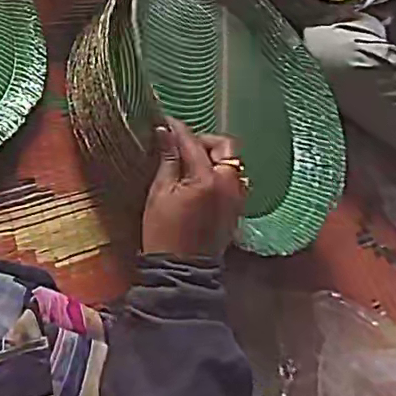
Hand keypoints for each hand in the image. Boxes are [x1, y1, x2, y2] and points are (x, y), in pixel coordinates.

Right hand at [141, 118, 246, 258]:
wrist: (182, 273)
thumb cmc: (164, 233)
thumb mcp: (159, 193)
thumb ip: (168, 159)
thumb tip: (165, 132)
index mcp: (207, 179)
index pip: (193, 142)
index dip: (178, 129)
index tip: (165, 122)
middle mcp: (229, 185)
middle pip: (224, 147)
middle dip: (203, 141)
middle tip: (181, 145)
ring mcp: (236, 198)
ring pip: (231, 163)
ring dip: (213, 156)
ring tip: (190, 162)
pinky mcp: (236, 209)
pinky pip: (233, 180)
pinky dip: (219, 172)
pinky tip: (200, 179)